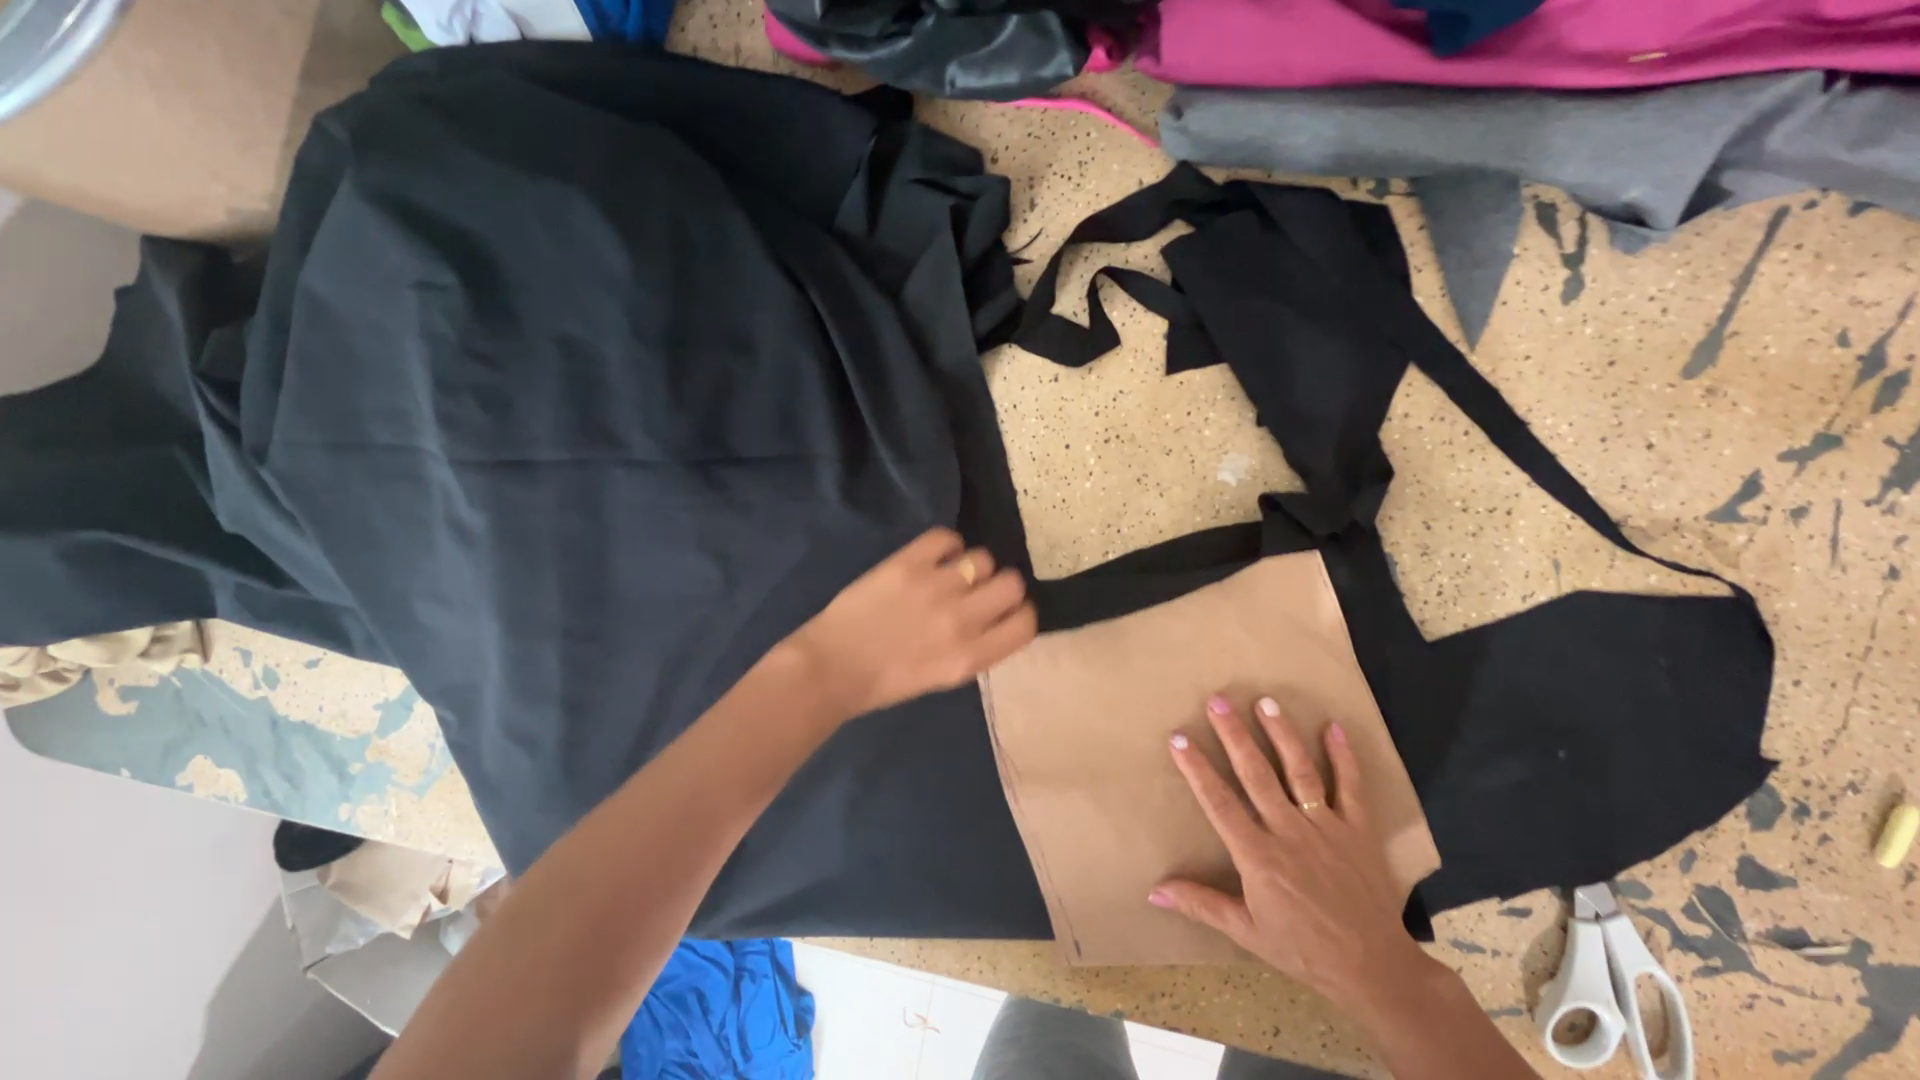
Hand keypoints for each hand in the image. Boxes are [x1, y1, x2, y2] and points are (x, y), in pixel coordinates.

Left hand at [791, 528, 1036, 718]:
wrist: (830, 669)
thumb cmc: (884, 683)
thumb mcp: (942, 677)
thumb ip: (973, 649)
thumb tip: (992, 620)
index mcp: (971, 657)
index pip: (1025, 624)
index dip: (1020, 614)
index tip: (1005, 612)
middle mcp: (961, 620)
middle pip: (1011, 583)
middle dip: (1000, 586)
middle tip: (978, 591)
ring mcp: (935, 588)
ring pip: (982, 558)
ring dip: (971, 566)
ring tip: (950, 573)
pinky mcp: (907, 564)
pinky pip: (946, 538)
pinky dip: (945, 545)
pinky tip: (933, 557)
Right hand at [1149, 695, 1429, 1010]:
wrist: (1371, 966)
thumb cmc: (1301, 949)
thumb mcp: (1245, 932)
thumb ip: (1201, 904)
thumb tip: (1154, 890)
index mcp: (1257, 856)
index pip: (1219, 803)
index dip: (1197, 769)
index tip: (1179, 738)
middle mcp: (1289, 832)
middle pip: (1256, 775)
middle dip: (1234, 735)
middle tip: (1218, 701)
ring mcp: (1326, 827)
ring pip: (1299, 771)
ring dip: (1281, 734)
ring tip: (1266, 701)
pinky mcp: (1359, 830)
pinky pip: (1351, 786)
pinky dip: (1344, 756)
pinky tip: (1334, 727)